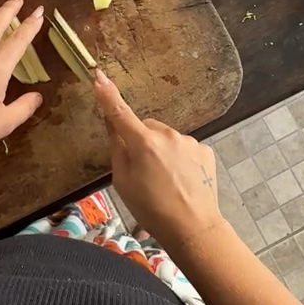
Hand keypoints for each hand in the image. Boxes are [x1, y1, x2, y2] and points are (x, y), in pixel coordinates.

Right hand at [93, 69, 227, 243]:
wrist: (193, 228)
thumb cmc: (152, 210)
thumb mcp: (123, 182)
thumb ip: (117, 149)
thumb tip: (112, 124)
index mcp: (143, 143)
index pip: (120, 112)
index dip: (107, 95)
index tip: (98, 77)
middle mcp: (167, 135)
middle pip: (145, 128)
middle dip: (140, 142)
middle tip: (142, 172)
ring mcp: (188, 141)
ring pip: (165, 138)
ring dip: (161, 151)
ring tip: (164, 181)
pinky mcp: (204, 150)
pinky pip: (183, 147)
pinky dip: (179, 158)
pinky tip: (181, 180)